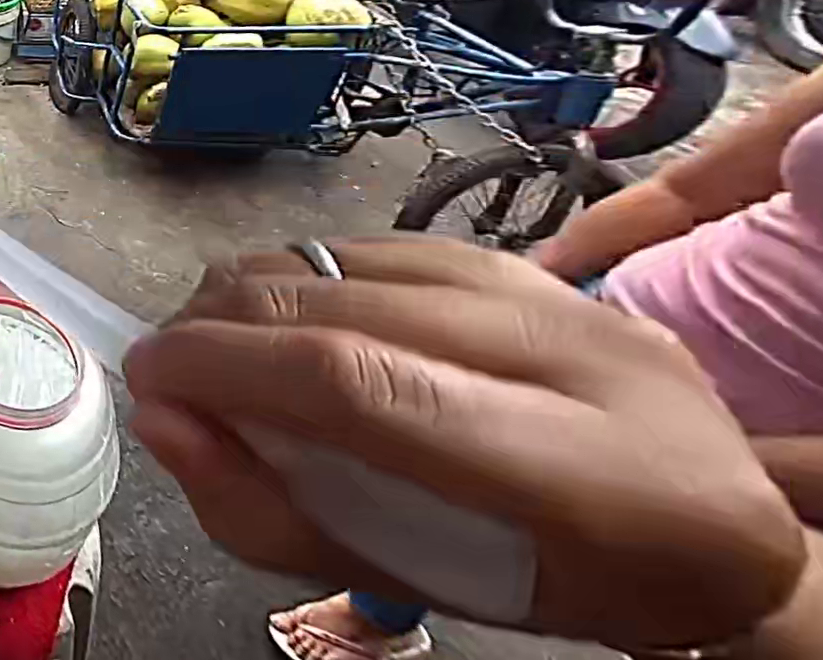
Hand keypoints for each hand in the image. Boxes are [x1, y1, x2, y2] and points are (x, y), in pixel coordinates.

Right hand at [128, 236, 806, 649]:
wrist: (674, 500)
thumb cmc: (534, 570)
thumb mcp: (398, 575)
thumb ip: (262, 507)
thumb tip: (161, 418)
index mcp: (585, 477)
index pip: (357, 385)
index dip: (225, 368)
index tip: (149, 378)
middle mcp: (567, 350)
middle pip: (330, 308)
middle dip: (211, 326)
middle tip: (166, 364)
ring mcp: (529, 280)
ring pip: (327, 260)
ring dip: (235, 294)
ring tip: (212, 344)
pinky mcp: (490, 249)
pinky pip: (345, 247)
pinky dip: (281, 278)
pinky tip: (274, 318)